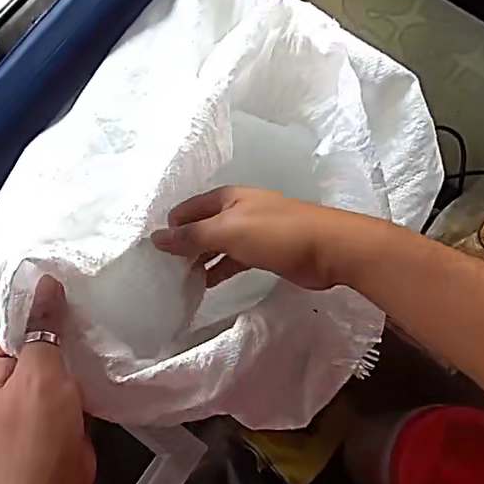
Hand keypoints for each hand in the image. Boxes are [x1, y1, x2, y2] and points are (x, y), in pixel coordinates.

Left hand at [0, 277, 93, 483]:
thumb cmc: (36, 439)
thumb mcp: (38, 375)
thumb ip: (41, 326)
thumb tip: (45, 281)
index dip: (22, 280)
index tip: (55, 256)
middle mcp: (5, 367)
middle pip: (26, 321)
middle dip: (52, 299)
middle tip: (87, 270)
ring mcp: (32, 384)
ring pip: (51, 343)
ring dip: (71, 326)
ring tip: (102, 294)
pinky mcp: (58, 399)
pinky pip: (69, 365)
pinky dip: (84, 351)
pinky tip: (108, 333)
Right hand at [150, 186, 392, 290]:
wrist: (329, 248)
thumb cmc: (277, 233)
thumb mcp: (228, 231)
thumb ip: (192, 236)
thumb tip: (156, 238)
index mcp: (228, 197)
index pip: (188, 209)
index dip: (171, 227)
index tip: (153, 251)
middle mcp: (238, 211)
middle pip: (202, 227)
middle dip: (183, 245)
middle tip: (162, 270)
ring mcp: (253, 232)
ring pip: (217, 245)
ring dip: (200, 260)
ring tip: (179, 281)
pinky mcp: (265, 253)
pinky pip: (233, 260)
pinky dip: (219, 270)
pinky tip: (206, 286)